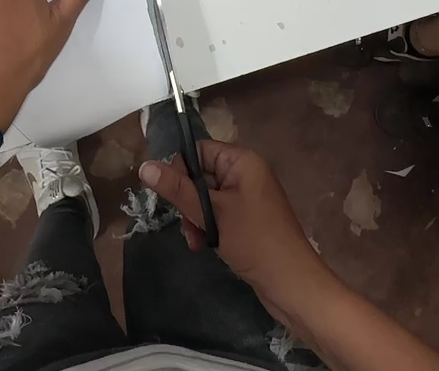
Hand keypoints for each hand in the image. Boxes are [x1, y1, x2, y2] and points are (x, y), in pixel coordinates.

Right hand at [138, 141, 328, 314]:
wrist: (294, 288)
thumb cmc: (256, 242)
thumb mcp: (212, 214)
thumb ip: (177, 189)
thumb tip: (144, 165)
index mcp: (242, 161)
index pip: (198, 150)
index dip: (181, 170)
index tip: (173, 197)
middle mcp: (245, 173)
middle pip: (200, 174)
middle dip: (188, 201)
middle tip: (189, 226)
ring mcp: (247, 198)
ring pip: (205, 197)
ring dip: (196, 218)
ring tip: (197, 241)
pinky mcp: (247, 219)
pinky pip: (217, 213)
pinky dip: (208, 227)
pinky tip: (205, 246)